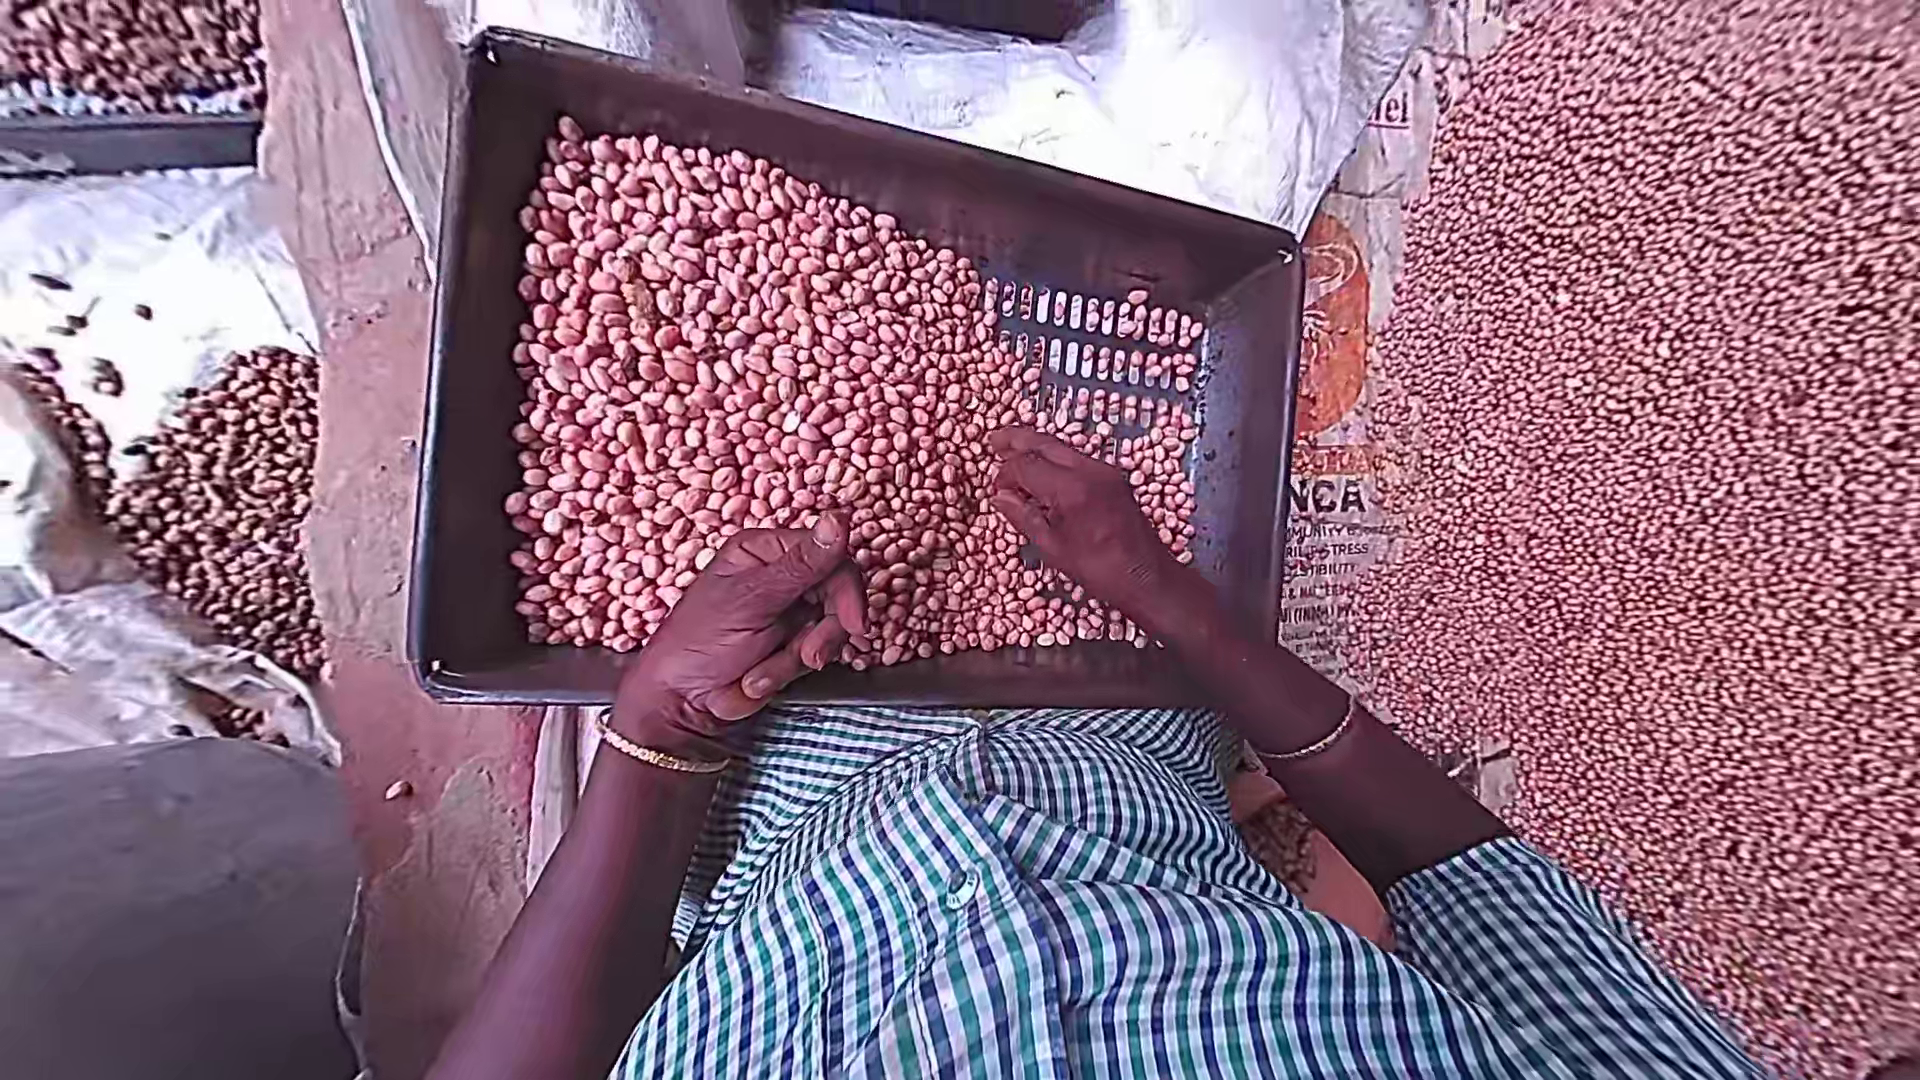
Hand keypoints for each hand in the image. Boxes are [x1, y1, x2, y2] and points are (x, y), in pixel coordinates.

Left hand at [612, 512, 868, 761]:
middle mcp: (781, 574)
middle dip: (824, 631)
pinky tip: (761, 677)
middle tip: (810, 655)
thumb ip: (801, 565)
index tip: (854, 622)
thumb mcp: (752, 601)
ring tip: (764, 671)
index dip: (846, 589)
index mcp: (765, 551)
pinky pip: (817, 651)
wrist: (678, 704)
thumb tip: (838, 519)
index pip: (829, 554)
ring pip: (831, 626)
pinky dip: (791, 669)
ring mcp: (788, 609)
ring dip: (801, 655)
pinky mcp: (792, 640)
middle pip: (837, 592)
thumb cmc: (697, 645)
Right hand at [987, 427, 1184, 614]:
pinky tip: (1042, 473)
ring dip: (1036, 448)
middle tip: (994, 440)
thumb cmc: (1098, 570)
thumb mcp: (1052, 547)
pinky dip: (1054, 461)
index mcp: (1071, 488)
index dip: (1006, 473)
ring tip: (1013, 452)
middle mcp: (1090, 471)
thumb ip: (1023, 516)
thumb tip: (999, 498)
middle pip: (1045, 443)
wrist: (1146, 577)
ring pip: (1062, 448)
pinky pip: (1077, 460)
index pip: (1027, 464)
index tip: (995, 488)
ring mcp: (1105, 472)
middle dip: (1017, 440)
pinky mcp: (1113, 479)